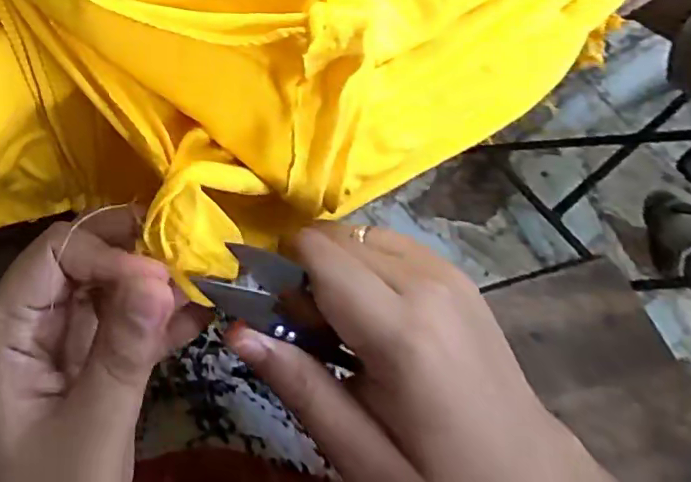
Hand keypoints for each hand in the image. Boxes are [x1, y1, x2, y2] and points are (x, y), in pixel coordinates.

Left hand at [0, 207, 207, 481]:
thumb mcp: (89, 430)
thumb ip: (121, 353)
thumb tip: (157, 277)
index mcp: (10, 321)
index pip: (57, 251)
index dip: (107, 251)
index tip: (159, 277)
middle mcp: (34, 315)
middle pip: (85, 256)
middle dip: (136, 253)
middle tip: (190, 254)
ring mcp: (64, 337)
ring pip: (111, 285)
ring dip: (155, 283)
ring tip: (204, 280)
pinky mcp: (91, 361)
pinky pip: (126, 322)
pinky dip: (160, 319)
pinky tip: (199, 315)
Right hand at [225, 225, 612, 481]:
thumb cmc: (442, 480)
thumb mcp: (365, 458)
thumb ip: (299, 386)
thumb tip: (235, 330)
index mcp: (403, 330)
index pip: (316, 250)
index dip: (284, 274)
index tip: (282, 320)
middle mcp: (426, 282)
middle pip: (334, 236)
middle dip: (308, 271)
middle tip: (313, 334)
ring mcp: (446, 271)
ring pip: (358, 234)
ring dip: (336, 267)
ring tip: (346, 327)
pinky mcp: (455, 272)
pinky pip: (387, 241)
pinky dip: (365, 264)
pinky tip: (376, 314)